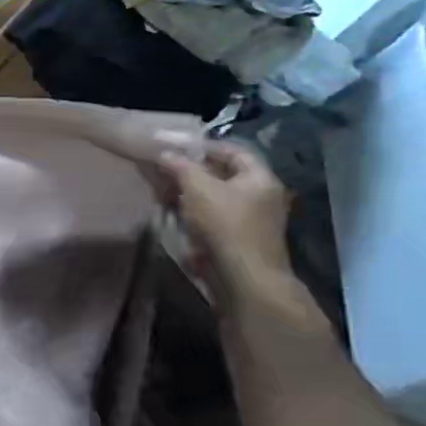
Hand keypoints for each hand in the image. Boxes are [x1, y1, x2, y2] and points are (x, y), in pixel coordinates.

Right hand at [157, 140, 292, 303]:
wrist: (244, 280)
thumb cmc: (225, 224)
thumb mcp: (197, 187)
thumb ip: (180, 166)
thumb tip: (165, 153)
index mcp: (261, 179)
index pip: (233, 150)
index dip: (204, 145)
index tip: (176, 146)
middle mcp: (262, 197)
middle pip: (223, 175)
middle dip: (192, 172)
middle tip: (165, 170)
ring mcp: (252, 222)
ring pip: (215, 199)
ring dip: (189, 195)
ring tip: (163, 193)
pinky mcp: (239, 242)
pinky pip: (213, 219)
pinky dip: (194, 215)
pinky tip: (174, 216)